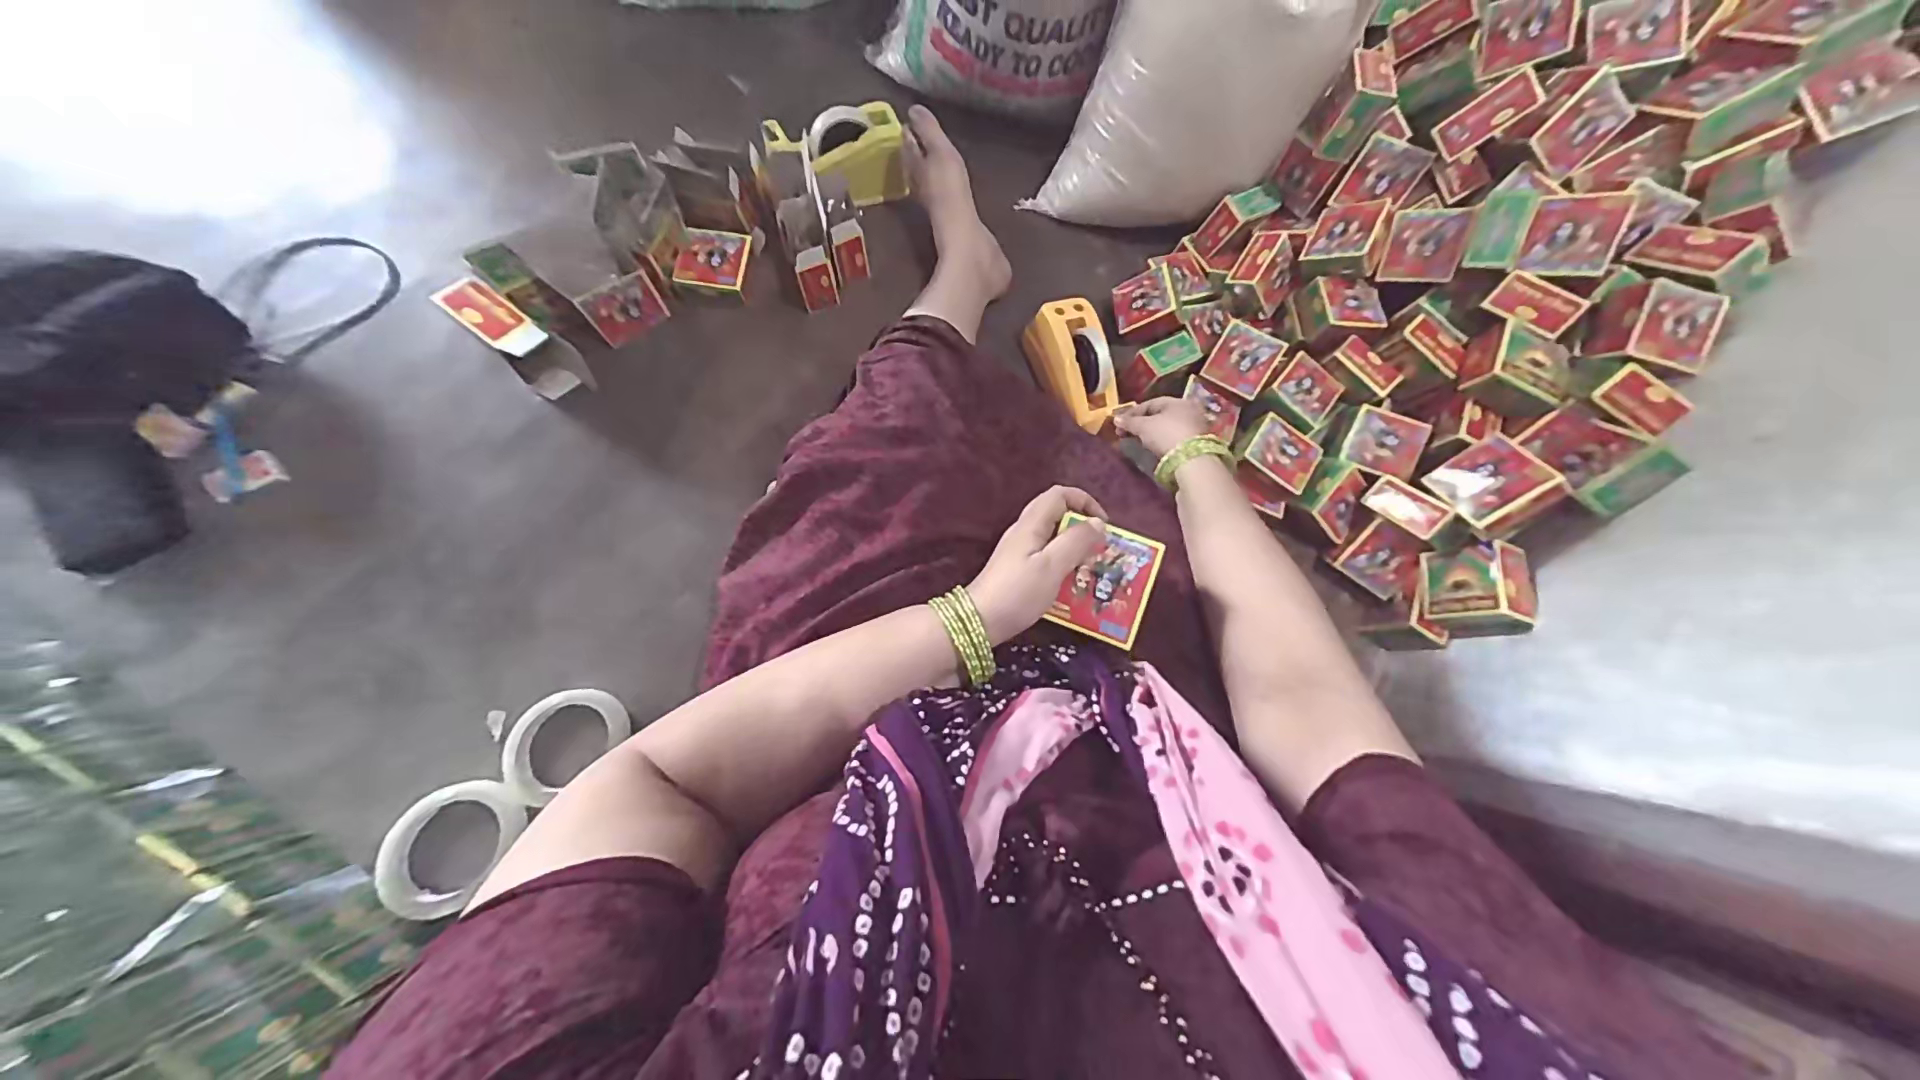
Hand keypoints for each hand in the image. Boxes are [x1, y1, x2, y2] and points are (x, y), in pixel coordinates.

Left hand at [967, 486, 1109, 643]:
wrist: (979, 620)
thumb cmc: (1018, 592)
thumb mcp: (1053, 566)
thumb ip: (1076, 541)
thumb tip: (1097, 523)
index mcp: (1031, 524)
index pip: (1059, 495)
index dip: (1084, 501)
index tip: (1103, 525)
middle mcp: (1023, 531)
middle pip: (1055, 512)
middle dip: (1081, 524)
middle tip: (1098, 547)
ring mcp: (1017, 549)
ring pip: (1050, 535)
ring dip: (1072, 544)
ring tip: (1088, 565)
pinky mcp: (1016, 568)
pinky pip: (1044, 553)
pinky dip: (1061, 559)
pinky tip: (1068, 580)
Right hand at [1114, 398, 1210, 458]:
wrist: (1191, 459)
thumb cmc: (1165, 435)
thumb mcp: (1143, 427)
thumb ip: (1129, 422)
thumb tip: (1116, 418)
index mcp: (1177, 401)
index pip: (1150, 403)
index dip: (1132, 413)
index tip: (1119, 423)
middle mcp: (1189, 409)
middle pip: (1159, 414)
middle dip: (1141, 423)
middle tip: (1126, 433)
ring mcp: (1195, 425)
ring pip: (1167, 425)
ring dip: (1151, 432)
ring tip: (1138, 440)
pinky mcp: (1197, 441)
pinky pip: (1174, 436)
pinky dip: (1162, 439)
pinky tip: (1154, 446)